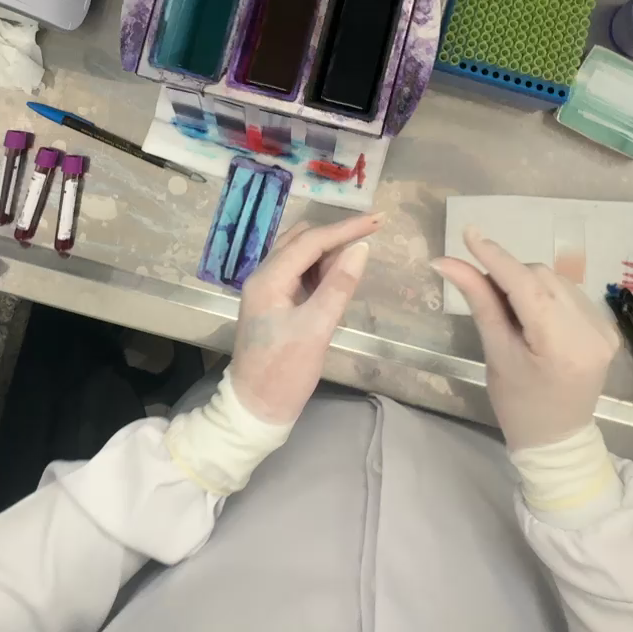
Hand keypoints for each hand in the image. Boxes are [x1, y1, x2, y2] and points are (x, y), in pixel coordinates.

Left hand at [229, 213, 379, 424]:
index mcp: (268, 279)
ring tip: (354, 264)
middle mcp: (263, 276)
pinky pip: (298, 272)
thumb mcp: (317, 329)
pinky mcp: (273, 302)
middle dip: (336, 236)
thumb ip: (339, 286)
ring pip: (300, 254)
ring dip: (327, 253)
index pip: (311, 240)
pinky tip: (336, 280)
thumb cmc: (284, 373)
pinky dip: (319, 269)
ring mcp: (266, 288)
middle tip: (370, 239)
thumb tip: (362, 248)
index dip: (346, 229)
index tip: (378, 221)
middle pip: (302, 239)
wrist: (254, 411)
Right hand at [432, 226, 620, 449]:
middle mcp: (590, 331)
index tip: (469, 233)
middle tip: (486, 296)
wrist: (556, 439)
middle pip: (540, 277)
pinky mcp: (606, 328)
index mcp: (561, 345)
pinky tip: (534, 317)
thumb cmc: (517, 403)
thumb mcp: (494, 352)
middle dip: (509, 277)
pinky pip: (568, 293)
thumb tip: (447, 261)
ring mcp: (603, 329)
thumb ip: (478, 300)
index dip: (496, 257)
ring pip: (554, 280)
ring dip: (527, 284)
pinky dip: (545, 295)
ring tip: (512, 313)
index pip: (525, 286)